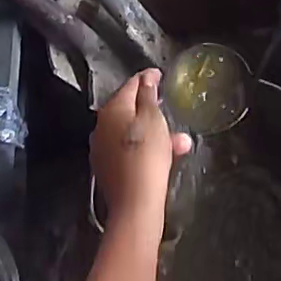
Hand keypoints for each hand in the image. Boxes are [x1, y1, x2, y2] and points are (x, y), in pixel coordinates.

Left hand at [91, 68, 192, 226]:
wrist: (135, 205)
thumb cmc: (146, 155)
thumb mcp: (152, 118)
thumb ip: (148, 95)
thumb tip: (145, 79)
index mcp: (111, 109)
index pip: (130, 85)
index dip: (147, 78)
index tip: (159, 75)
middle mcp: (101, 126)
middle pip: (129, 109)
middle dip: (152, 109)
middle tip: (168, 107)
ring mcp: (102, 149)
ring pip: (131, 132)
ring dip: (154, 132)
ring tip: (179, 141)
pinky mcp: (108, 170)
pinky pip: (129, 150)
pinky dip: (145, 149)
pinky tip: (165, 156)